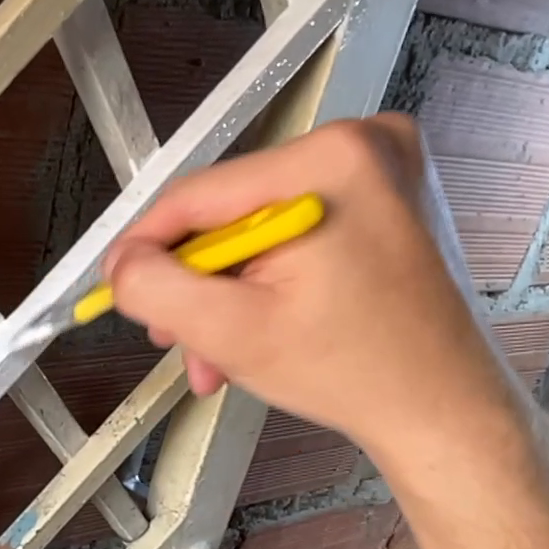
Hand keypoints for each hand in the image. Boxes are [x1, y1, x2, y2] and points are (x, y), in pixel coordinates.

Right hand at [103, 115, 526, 472]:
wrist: (439, 405)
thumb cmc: (347, 371)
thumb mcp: (228, 331)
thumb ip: (156, 289)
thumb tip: (119, 265)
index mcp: (327, 161)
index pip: (195, 196)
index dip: (141, 247)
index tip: (110, 291)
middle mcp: (360, 143)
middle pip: (223, 217)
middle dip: (192, 287)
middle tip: (174, 342)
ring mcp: (376, 169)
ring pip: (248, 233)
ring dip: (220, 295)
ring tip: (212, 356)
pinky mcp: (379, 198)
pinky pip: (284, 235)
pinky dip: (257, 285)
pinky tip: (249, 333)